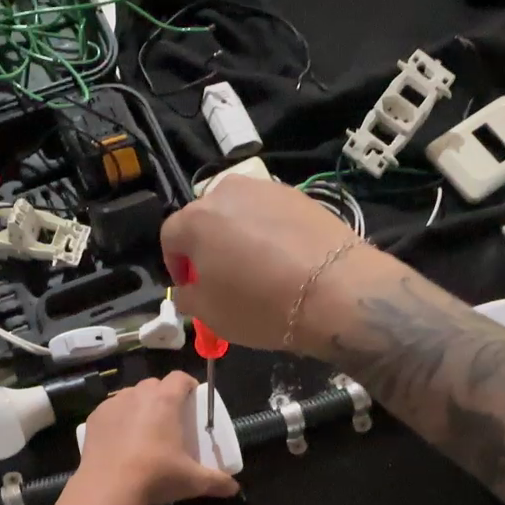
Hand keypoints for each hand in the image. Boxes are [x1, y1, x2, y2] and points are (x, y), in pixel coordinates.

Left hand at [77, 372, 239, 504]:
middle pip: (154, 385)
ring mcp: (112, 404)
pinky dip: (118, 419)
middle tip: (169, 419)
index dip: (188, 384)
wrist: (109, 487)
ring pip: (130, 395)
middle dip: (163, 396)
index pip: (180, 378)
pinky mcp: (94, 418)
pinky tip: (121, 441)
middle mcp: (138, 395)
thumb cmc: (156, 476)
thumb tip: (234, 488)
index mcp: (165, 401)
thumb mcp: (192, 481)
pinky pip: (111, 411)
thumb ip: (216, 481)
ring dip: (139, 406)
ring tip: (143, 429)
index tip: (192, 398)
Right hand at [161, 176, 403, 352]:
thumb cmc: (260, 305)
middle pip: (205, 219)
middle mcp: (226, 192)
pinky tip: (284, 261)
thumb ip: (187, 298)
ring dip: (239, 237)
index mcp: (195, 219)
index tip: (191, 288)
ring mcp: (266, 188)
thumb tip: (187, 289)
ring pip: (240, 214)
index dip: (176, 266)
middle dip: (208, 248)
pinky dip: (270, 233)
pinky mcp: (299, 195)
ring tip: (257, 270)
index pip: (170, 238)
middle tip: (223, 279)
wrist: (334, 290)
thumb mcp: (211, 315)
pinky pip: (271, 215)